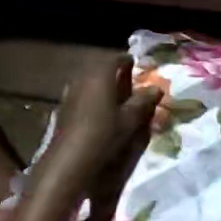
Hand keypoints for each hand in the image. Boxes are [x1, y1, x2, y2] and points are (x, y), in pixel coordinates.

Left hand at [38, 55, 159, 187]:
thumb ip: (143, 101)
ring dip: (101, 86)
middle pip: (98, 69)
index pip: (113, 59)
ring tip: (115, 97)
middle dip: (112, 73)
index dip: (125, 60)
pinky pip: (81, 96)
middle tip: (127, 81)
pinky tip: (99, 112)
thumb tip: (156, 88)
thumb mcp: (130, 119)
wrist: (69, 161)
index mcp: (99, 76)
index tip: (134, 63)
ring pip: (88, 82)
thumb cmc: (104, 135)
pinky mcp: (63, 111)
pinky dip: (92, 98)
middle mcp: (82, 80)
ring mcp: (69, 95)